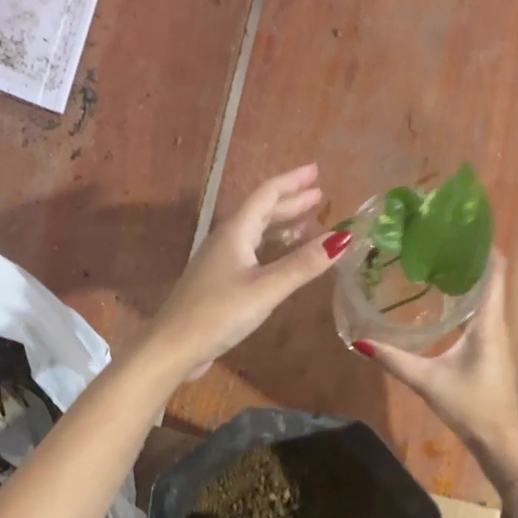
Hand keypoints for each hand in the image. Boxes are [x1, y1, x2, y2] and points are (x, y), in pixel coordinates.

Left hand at [139, 164, 348, 379]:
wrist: (175, 345)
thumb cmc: (219, 313)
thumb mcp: (266, 288)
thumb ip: (303, 264)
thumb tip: (343, 238)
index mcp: (235, 232)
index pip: (267, 195)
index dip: (293, 181)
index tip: (316, 171)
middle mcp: (226, 240)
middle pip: (261, 211)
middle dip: (290, 201)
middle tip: (318, 194)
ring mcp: (220, 261)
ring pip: (255, 233)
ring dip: (281, 225)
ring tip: (307, 223)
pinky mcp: (218, 283)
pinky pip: (250, 253)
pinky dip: (271, 248)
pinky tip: (281, 259)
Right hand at [353, 251, 517, 483]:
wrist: (497, 438)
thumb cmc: (470, 406)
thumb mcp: (428, 381)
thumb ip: (395, 360)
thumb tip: (361, 341)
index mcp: (488, 322)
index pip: (494, 272)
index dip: (482, 246)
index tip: (458, 227)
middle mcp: (496, 323)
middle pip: (489, 278)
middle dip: (468, 257)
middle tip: (437, 239)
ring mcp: (496, 336)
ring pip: (485, 295)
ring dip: (467, 277)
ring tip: (436, 260)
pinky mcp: (491, 348)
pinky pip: (481, 311)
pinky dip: (466, 298)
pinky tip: (443, 299)